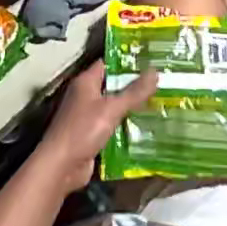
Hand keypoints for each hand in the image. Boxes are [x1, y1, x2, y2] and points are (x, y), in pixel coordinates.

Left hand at [35, 61, 157, 193]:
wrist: (63, 164)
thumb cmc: (83, 130)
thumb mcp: (111, 109)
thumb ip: (133, 92)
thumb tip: (155, 71)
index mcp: (85, 82)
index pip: (107, 64)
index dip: (127, 61)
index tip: (151, 61)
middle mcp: (85, 95)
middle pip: (112, 85)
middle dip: (134, 86)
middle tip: (162, 84)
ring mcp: (88, 115)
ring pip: (114, 106)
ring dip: (133, 107)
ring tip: (161, 103)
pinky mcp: (92, 134)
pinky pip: (113, 124)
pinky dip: (127, 125)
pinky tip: (148, 127)